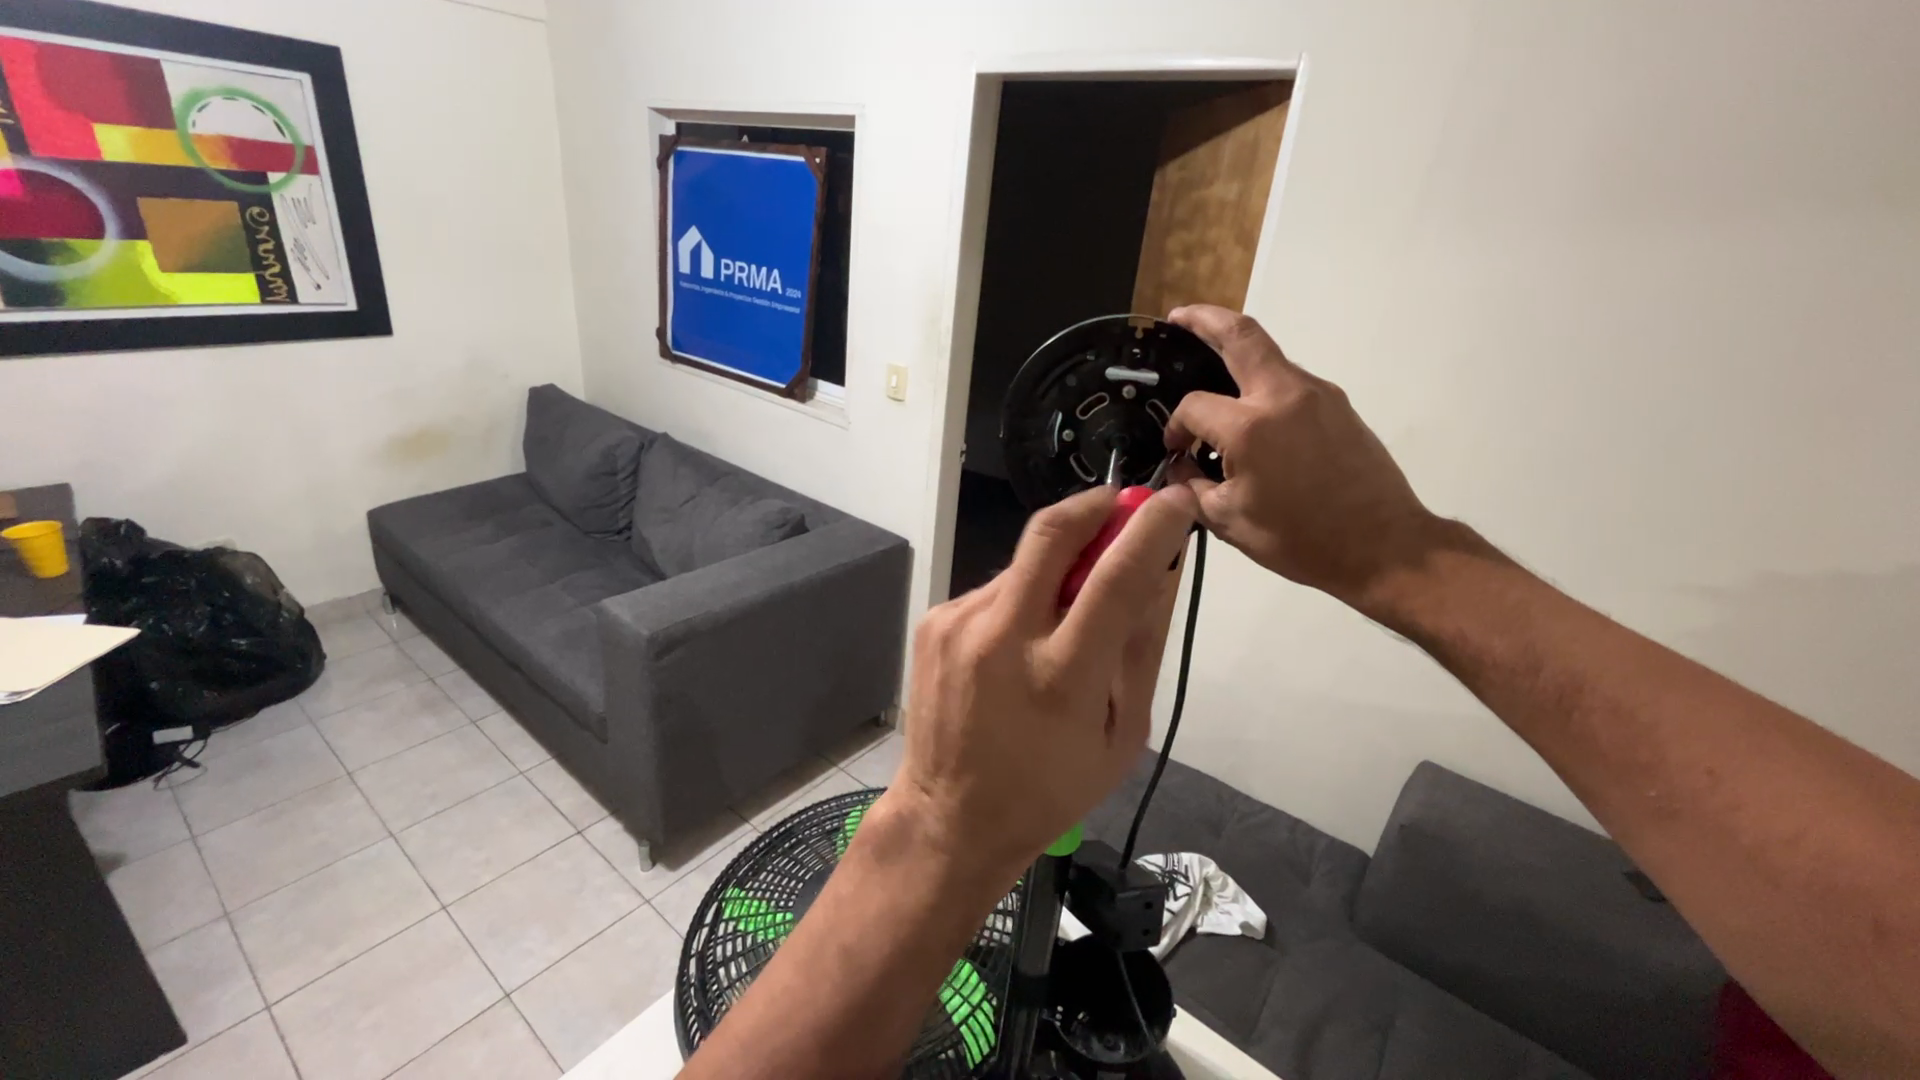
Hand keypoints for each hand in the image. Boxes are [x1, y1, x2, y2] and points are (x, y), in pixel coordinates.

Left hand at [891, 485, 1196, 884]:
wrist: (950, 815)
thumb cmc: (1051, 787)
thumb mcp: (1123, 734)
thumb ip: (1142, 644)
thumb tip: (1163, 567)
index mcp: (1062, 675)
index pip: (1118, 575)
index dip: (1154, 526)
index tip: (1176, 501)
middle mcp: (1003, 635)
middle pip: (1053, 530)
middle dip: (1096, 504)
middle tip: (1121, 507)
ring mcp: (959, 623)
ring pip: (1024, 563)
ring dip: (1057, 568)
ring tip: (1061, 623)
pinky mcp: (934, 621)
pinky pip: (995, 590)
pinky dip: (1021, 599)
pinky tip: (1018, 648)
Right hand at [1164, 305, 1448, 609]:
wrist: (1383, 546)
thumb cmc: (1300, 540)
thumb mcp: (1228, 521)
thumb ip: (1193, 486)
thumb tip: (1183, 466)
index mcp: (1249, 428)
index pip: (1194, 406)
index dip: (1176, 426)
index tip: (1176, 450)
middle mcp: (1283, 396)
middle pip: (1241, 334)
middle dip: (1204, 319)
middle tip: (1178, 318)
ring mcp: (1317, 394)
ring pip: (1269, 355)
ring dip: (1237, 354)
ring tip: (1211, 369)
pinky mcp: (1338, 405)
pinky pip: (1289, 381)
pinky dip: (1262, 383)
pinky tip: (1252, 413)